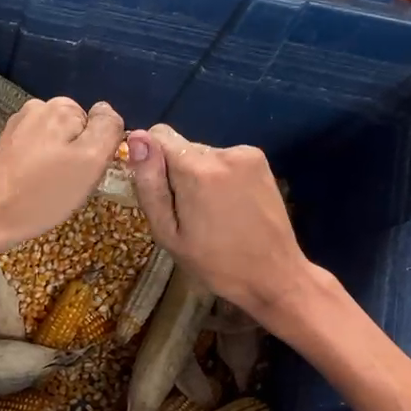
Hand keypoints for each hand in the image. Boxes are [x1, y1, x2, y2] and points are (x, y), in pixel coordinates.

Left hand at [0, 96, 124, 252]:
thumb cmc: (46, 192)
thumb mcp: (91, 160)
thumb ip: (107, 128)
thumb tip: (107, 110)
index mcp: (60, 106)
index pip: (97, 125)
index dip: (96, 152)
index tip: (84, 173)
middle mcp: (37, 107)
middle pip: (75, 132)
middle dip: (77, 156)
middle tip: (68, 183)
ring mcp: (17, 125)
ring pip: (56, 143)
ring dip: (58, 163)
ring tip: (49, 187)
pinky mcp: (5, 145)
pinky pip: (37, 152)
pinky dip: (40, 167)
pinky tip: (33, 185)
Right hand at [126, 124, 313, 315]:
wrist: (274, 274)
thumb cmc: (214, 263)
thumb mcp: (168, 233)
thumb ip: (149, 184)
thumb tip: (136, 138)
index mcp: (196, 171)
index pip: (157, 136)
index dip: (150, 160)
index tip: (158, 191)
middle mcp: (222, 153)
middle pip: (180, 147)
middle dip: (175, 172)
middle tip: (185, 212)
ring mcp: (245, 154)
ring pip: (201, 153)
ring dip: (197, 175)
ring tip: (209, 213)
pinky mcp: (260, 160)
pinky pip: (223, 159)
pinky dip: (218, 176)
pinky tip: (227, 205)